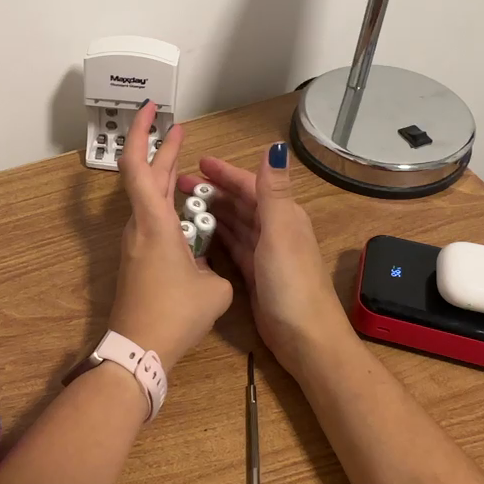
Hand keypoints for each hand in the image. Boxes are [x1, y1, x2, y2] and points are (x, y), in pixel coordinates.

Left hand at [106, 101, 232, 366]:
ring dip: (167, 182)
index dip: (142, 134)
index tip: (151, 111)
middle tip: (179, 129)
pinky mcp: (137, 262)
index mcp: (154, 224)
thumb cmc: (175, 315)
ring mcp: (135, 246)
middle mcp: (139, 228)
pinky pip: (154, 224)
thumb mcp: (214, 289)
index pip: (138, 166)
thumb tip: (209, 269)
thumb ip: (216, 268)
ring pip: (150, 202)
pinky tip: (192, 217)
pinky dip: (169, 210)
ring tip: (189, 168)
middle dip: (162, 151)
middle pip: (145, 179)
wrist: (139, 352)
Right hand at [183, 143, 353, 376]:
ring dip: (213, 212)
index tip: (197, 162)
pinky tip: (198, 234)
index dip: (225, 173)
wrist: (305, 336)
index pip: (251, 185)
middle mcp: (275, 230)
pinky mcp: (255, 274)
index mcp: (283, 215)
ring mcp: (265, 253)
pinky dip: (217, 237)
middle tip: (179, 185)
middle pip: (241, 203)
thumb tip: (275, 147)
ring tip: (182, 206)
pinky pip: (232, 246)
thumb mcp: (280, 232)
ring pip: (235, 224)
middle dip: (213, 191)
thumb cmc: (292, 282)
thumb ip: (274, 191)